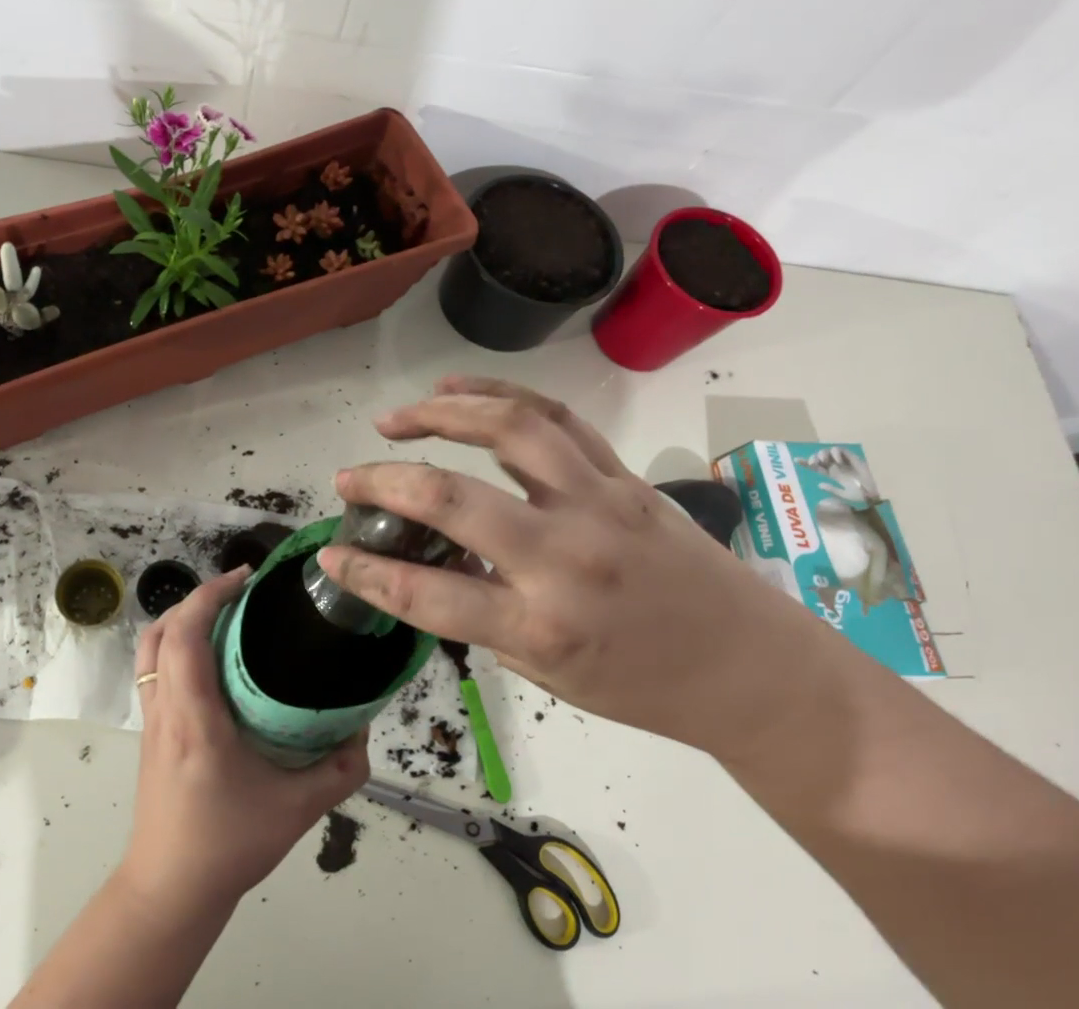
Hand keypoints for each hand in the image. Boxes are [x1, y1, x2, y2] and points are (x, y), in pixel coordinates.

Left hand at [122, 568, 368, 913]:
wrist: (170, 888)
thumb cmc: (228, 844)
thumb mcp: (299, 810)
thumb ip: (340, 769)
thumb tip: (362, 729)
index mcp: (194, 718)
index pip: (185, 636)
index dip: (210, 596)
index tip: (247, 579)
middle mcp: (164, 710)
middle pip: (161, 632)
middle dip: (198, 599)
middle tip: (243, 592)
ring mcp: (151, 722)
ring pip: (150, 651)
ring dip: (182, 621)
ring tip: (226, 618)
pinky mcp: (150, 735)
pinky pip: (155, 672)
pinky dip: (176, 648)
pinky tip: (214, 663)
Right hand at [317, 375, 838, 759]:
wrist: (749, 669)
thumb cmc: (641, 686)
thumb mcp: (546, 672)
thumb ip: (482, 616)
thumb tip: (430, 565)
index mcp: (541, 625)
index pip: (425, 593)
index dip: (363, 573)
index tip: (329, 557)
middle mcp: (565, 557)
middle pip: (451, 499)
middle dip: (383, 483)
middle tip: (346, 480)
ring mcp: (600, 505)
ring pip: (508, 431)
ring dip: (440, 415)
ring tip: (393, 418)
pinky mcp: (624, 477)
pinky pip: (555, 419)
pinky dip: (499, 395)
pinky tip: (456, 391)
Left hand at [803, 446, 879, 504]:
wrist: (875, 494)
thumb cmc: (860, 496)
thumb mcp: (843, 495)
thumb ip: (832, 490)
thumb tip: (820, 484)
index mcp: (830, 474)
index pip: (815, 466)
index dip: (805, 462)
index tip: (795, 460)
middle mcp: (834, 466)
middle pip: (819, 457)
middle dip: (814, 458)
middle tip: (814, 464)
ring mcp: (843, 462)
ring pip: (827, 452)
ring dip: (823, 454)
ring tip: (824, 461)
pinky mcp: (852, 458)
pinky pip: (840, 450)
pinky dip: (836, 453)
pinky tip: (838, 461)